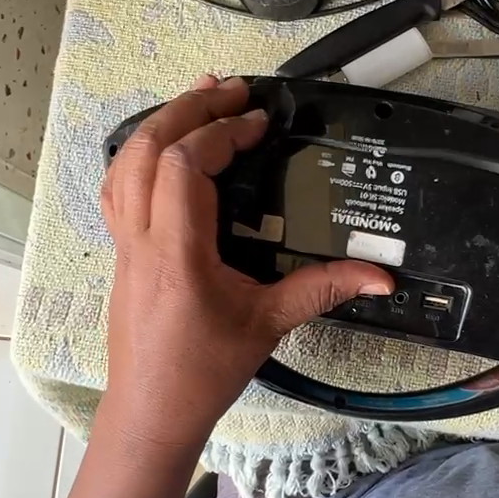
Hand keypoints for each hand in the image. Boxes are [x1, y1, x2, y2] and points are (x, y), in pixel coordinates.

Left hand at [99, 76, 393, 447]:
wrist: (152, 410)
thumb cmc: (203, 372)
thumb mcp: (268, 325)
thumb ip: (323, 289)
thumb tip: (381, 276)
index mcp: (176, 252)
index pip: (183, 166)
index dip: (219, 133)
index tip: (256, 123)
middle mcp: (140, 239)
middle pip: (144, 148)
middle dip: (186, 108)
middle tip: (229, 87)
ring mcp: (124, 244)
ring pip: (122, 164)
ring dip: (159, 124)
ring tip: (198, 100)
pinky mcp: (123, 253)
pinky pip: (118, 187)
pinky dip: (140, 154)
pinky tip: (164, 149)